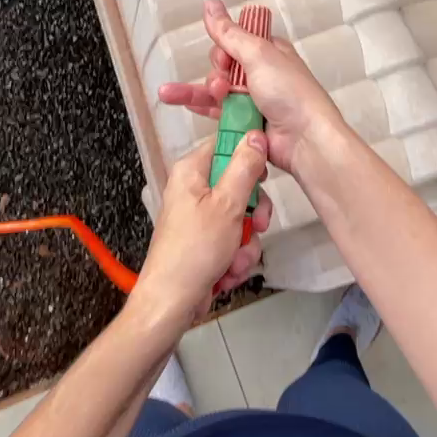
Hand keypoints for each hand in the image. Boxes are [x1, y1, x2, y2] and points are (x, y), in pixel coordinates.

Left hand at [130, 130, 272, 328]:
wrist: (172, 302)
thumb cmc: (196, 248)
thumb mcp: (227, 204)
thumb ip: (244, 168)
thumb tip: (255, 134)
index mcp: (191, 170)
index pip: (224, 144)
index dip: (248, 156)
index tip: (264, 174)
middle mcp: (193, 189)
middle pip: (238, 184)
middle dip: (253, 212)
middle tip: (259, 225)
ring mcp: (199, 217)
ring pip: (240, 217)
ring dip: (246, 241)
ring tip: (236, 259)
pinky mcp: (204, 242)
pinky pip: (232, 239)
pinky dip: (235, 256)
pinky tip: (229, 272)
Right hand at [157, 0, 348, 175]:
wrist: (305, 140)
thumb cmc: (288, 92)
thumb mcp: (258, 55)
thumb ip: (229, 33)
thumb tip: (210, 4)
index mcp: (269, 52)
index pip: (235, 41)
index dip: (224, 48)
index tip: (226, 59)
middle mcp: (261, 74)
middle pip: (222, 66)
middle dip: (215, 74)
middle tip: (223, 85)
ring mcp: (253, 100)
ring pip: (216, 89)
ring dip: (196, 90)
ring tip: (169, 94)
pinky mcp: (245, 122)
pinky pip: (216, 111)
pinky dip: (199, 106)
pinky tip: (177, 101)